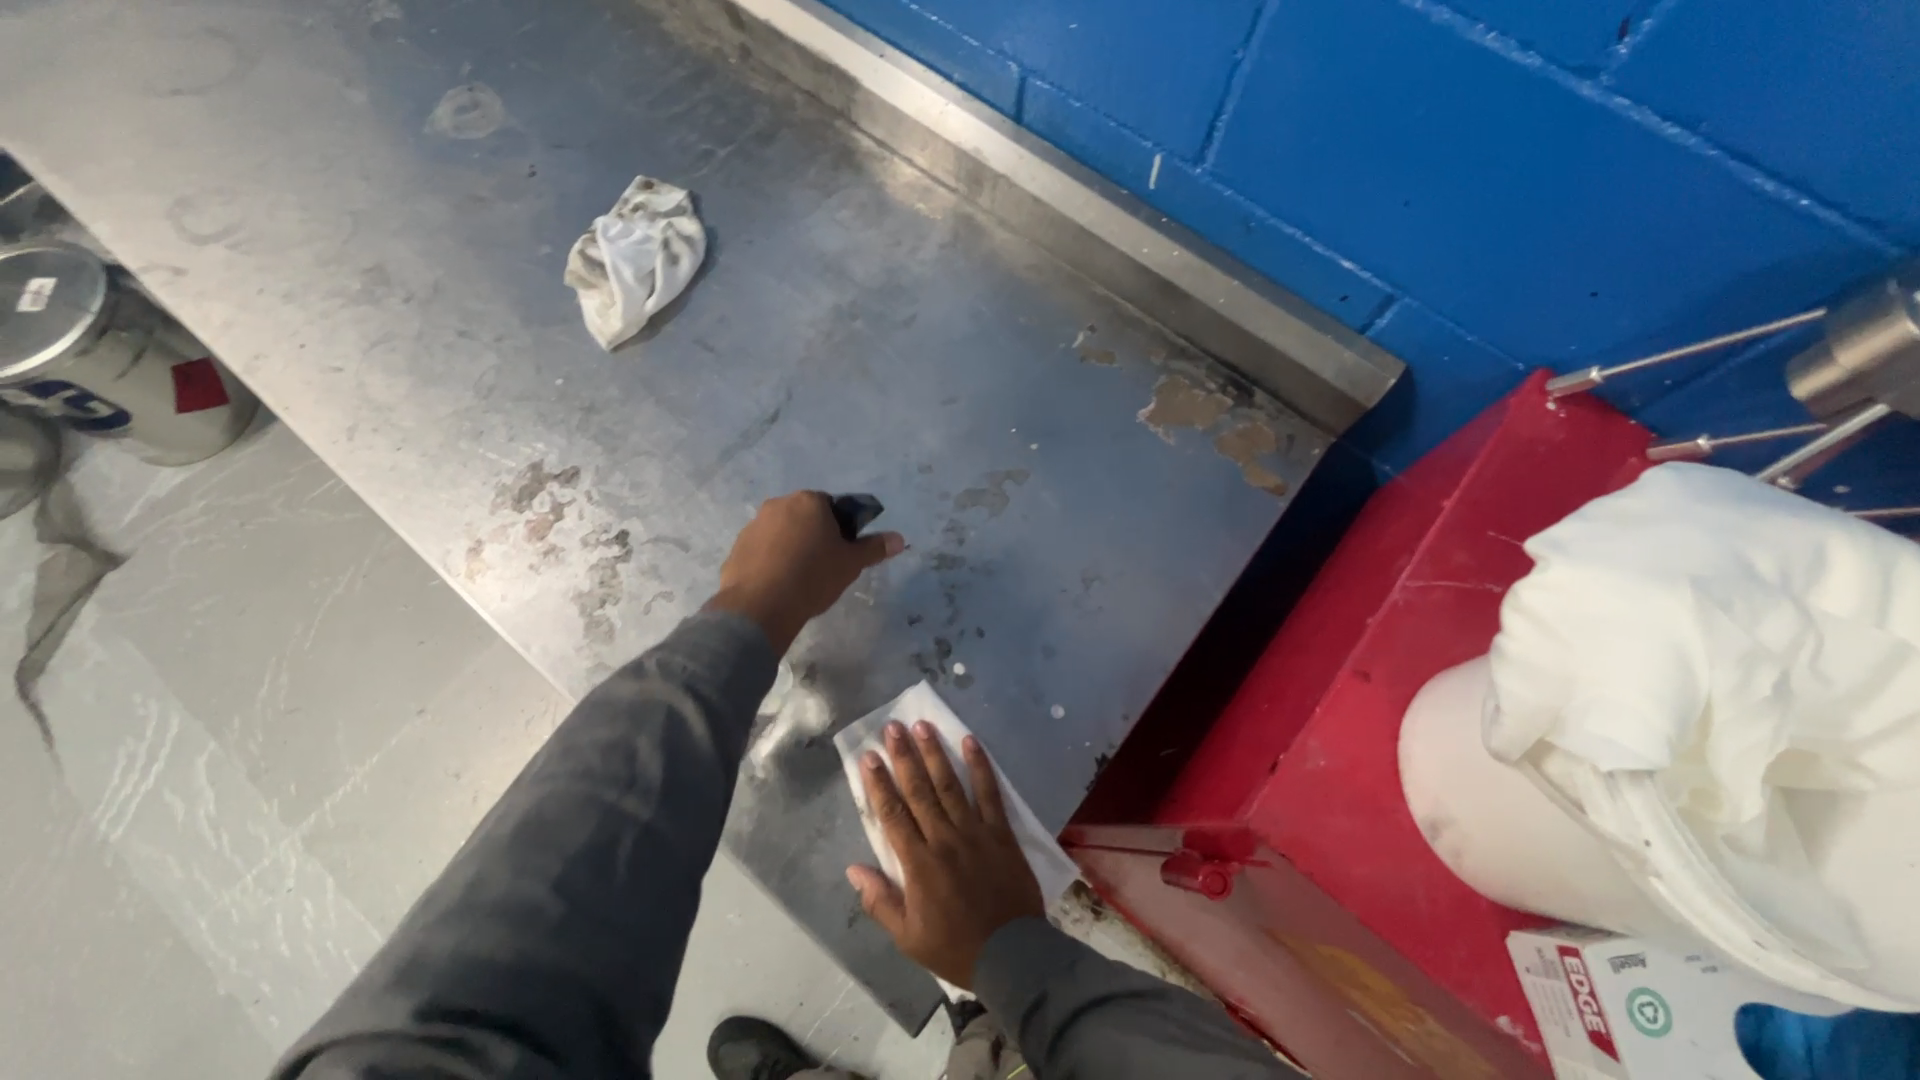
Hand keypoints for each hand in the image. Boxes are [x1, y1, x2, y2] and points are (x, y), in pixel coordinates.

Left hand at [705, 491, 903, 652]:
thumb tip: (899, 539)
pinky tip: (778, 586)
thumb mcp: (851, 563)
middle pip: (803, 517)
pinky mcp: (737, 548)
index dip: (839, 528)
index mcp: (809, 501)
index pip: (830, 506)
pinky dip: (770, 563)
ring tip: (798, 580)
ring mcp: (753, 525)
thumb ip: (874, 548)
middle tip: (823, 566)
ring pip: (781, 533)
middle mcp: (778, 505)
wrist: (761, 606)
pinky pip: (761, 551)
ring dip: (790, 548)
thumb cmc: (813, 577)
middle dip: (813, 536)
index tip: (841, 551)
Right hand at [847, 721, 1043, 989]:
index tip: (869, 757)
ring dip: (935, 754)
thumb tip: (853, 869)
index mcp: (918, 864)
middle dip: (903, 757)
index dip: (879, 784)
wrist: (1012, 955)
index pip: (893, 815)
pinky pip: (990, 794)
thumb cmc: (955, 948)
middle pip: (919, 791)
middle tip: (892, 727)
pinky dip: (980, 767)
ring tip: (922, 726)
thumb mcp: (908, 937)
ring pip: (950, 785)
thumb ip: (880, 901)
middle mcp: (944, 839)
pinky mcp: (1001, 833)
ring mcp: (975, 833)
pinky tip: (970, 743)